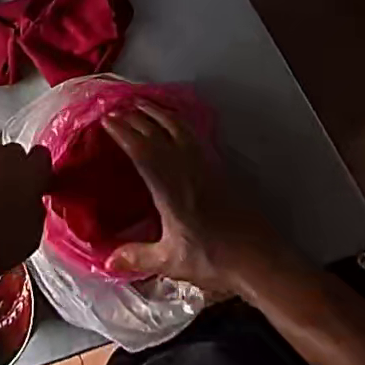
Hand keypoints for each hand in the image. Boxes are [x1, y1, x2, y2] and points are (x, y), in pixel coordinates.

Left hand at [0, 133, 52, 285]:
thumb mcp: (30, 237)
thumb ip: (36, 211)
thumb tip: (32, 204)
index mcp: (33, 174)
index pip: (41, 157)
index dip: (35, 169)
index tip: (31, 180)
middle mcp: (10, 155)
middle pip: (15, 150)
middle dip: (10, 165)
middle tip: (1, 187)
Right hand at [101, 106, 293, 297]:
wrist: (258, 256)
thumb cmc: (214, 259)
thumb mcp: (171, 262)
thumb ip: (138, 257)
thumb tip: (107, 261)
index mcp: (170, 188)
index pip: (141, 150)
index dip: (122, 131)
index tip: (105, 119)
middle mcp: (186, 167)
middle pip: (156, 132)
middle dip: (133, 116)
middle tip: (114, 108)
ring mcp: (204, 162)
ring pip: (176, 126)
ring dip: (156, 111)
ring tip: (140, 102)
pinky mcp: (217, 164)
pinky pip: (192, 132)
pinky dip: (177, 119)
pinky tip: (173, 119)